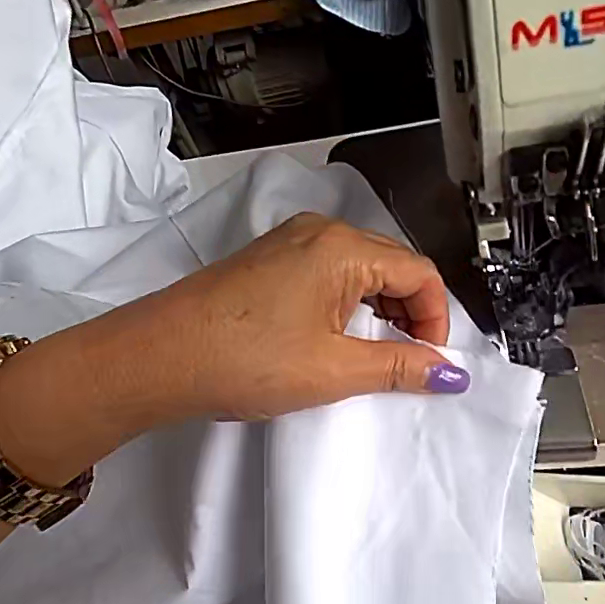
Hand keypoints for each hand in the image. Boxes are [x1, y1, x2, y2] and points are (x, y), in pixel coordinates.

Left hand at [0, 214, 469, 483]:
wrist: (153, 359)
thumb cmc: (244, 360)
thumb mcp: (334, 370)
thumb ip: (400, 367)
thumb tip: (451, 373)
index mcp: (343, 247)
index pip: (420, 272)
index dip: (436, 318)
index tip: (430, 361)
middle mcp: (321, 231)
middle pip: (394, 265)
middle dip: (411, 313)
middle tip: (407, 361)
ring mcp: (292, 241)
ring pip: (364, 269)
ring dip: (381, 309)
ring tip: (373, 355)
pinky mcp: (272, 259)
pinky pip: (332, 273)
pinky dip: (350, 303)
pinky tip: (338, 337)